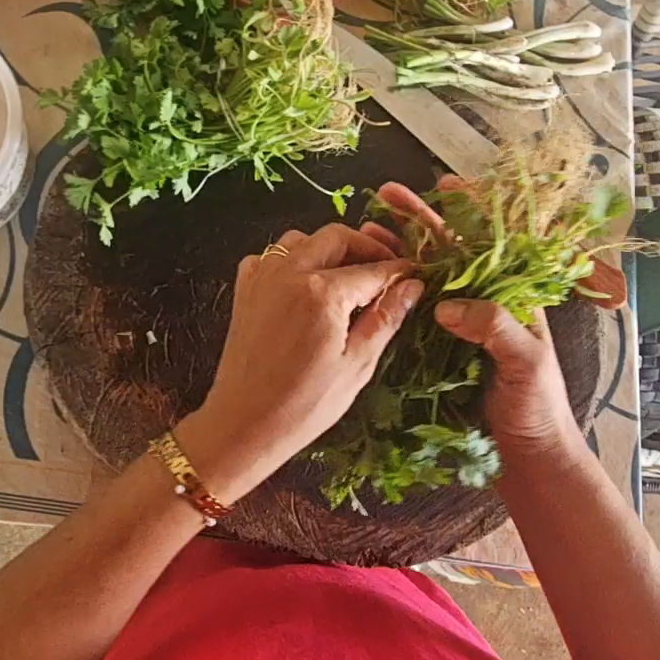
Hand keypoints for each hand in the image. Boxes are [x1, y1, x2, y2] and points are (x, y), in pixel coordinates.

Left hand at [175, 223, 423, 501]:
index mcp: (322, 291)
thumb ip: (385, 318)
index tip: (415, 276)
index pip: (372, 268)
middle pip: (336, 238)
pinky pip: (272, 257)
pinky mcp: (245, 290)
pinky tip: (307, 287)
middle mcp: (289, 272)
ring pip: (301, 240)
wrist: (244, 422)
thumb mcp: (357, 364)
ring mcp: (262, 277)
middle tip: (386, 271)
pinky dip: (293, 261)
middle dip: (365, 248)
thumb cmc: (305, 404)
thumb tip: (411, 286)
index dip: (399, 271)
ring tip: (349, 278)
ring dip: (328, 249)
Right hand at [370, 181, 583, 463]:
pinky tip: (367, 274)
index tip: (443, 183)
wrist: (525, 452)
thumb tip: (447, 306)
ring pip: (422, 274)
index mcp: (512, 293)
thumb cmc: (539, 406)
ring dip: (395, 248)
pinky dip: (389, 288)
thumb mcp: (528, 362)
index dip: (466, 208)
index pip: (488, 240)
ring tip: (364, 228)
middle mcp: (481, 299)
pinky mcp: (434, 344)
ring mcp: (456, 321)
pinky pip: (409, 308)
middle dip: (417, 219)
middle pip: (446, 249)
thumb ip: (495, 328)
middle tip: (385, 196)